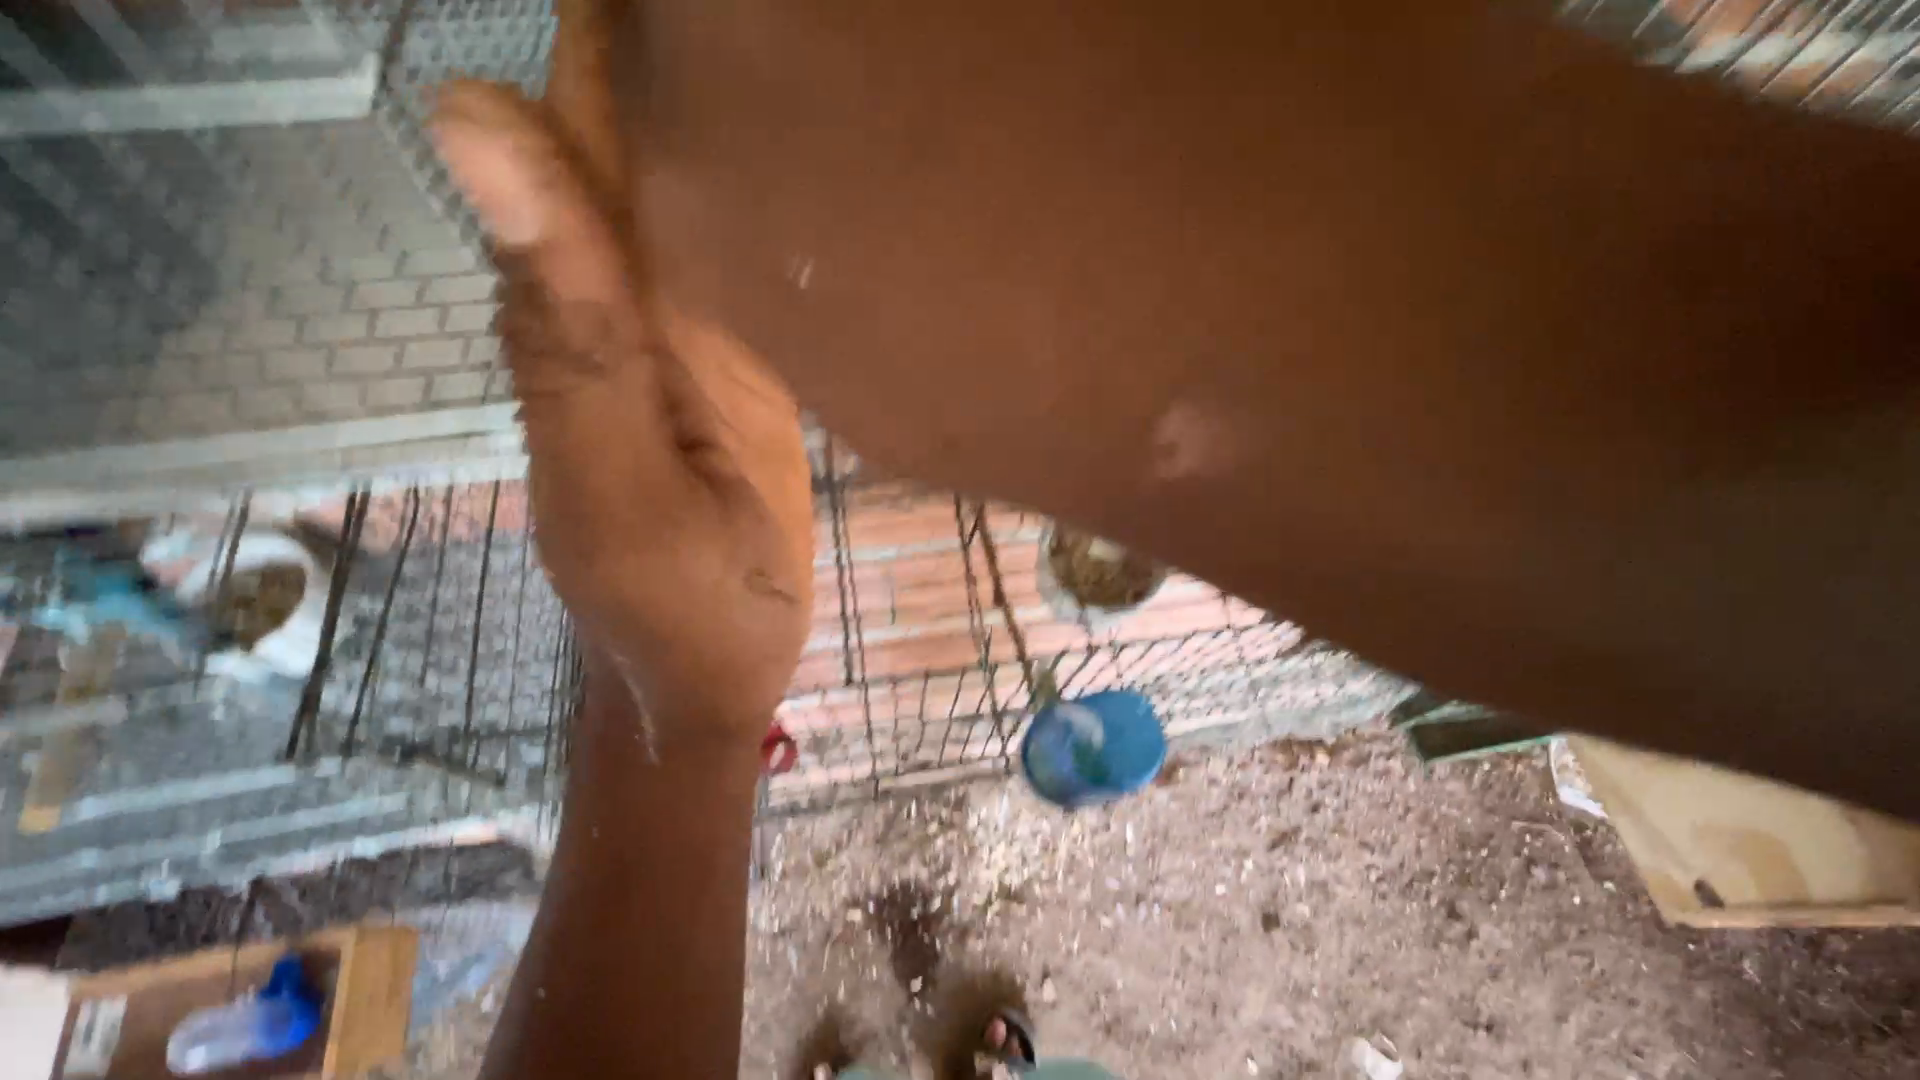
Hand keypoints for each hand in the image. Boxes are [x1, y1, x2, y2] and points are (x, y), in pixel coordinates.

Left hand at [431, 81, 812, 736]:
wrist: (717, 671)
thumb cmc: (676, 605)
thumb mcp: (627, 477)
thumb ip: (573, 324)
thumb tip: (469, 113)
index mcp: (582, 304)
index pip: (577, 124)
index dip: (612, 35)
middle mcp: (629, 293)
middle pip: (644, 136)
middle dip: (687, 52)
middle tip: (789, 8)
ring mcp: (695, 323)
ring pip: (707, 187)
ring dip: (744, 109)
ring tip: (810, 42)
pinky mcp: (747, 356)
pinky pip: (753, 255)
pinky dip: (784, 199)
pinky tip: (830, 152)